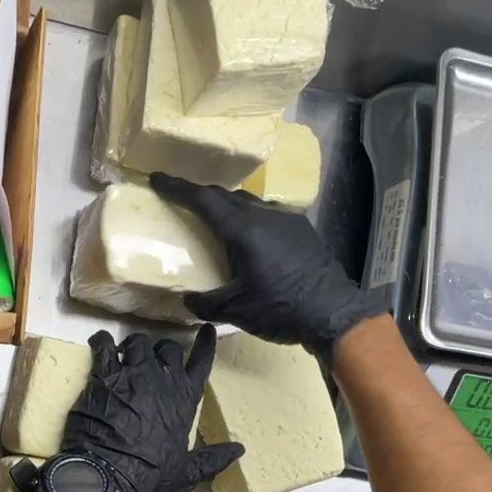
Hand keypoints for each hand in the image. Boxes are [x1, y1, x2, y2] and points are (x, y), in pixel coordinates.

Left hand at [62, 325, 244, 491]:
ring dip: (134, 346)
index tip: (206, 329)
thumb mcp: (186, 473)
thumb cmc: (148, 477)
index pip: (201, 363)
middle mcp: (161, 380)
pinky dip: (102, 341)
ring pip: (137, 343)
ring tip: (127, 354)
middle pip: (168, 347)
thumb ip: (213, 459)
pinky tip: (100, 343)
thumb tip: (239, 449)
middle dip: (163, 349)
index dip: (205, 345)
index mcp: (184, 400)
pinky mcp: (103, 376)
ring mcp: (131, 374)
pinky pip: (103, 346)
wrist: (104, 477)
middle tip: (154, 358)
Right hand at [152, 172, 387, 362]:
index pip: (204, 200)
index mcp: (243, 231)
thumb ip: (205, 303)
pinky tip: (249, 236)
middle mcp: (265, 216)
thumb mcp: (235, 311)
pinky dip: (250, 218)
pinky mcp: (303, 230)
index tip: (158, 178)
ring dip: (227, 205)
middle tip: (182, 199)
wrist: (333, 314)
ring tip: (215, 217)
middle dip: (201, 195)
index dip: (178, 188)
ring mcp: (288, 220)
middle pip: (226, 195)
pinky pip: (268, 215)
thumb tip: (188, 300)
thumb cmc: (280, 310)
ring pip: (249, 203)